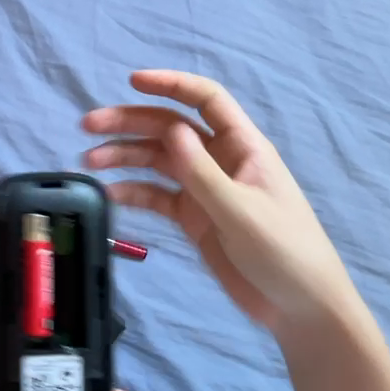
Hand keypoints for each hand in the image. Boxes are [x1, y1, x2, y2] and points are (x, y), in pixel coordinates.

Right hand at [83, 69, 362, 334]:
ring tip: (89, 162)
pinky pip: (157, 196)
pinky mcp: (194, 217)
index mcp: (242, 146)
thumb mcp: (240, 211)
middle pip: (170, 127)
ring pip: (157, 159)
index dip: (171, 84)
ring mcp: (205, 189)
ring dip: (124, 155)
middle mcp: (220, 159)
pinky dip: (133, 191)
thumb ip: (202, 172)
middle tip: (88, 126)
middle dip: (130, 122)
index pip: (205, 100)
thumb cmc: (283, 251)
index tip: (132, 81)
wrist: (301, 309)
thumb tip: (171, 127)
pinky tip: (108, 193)